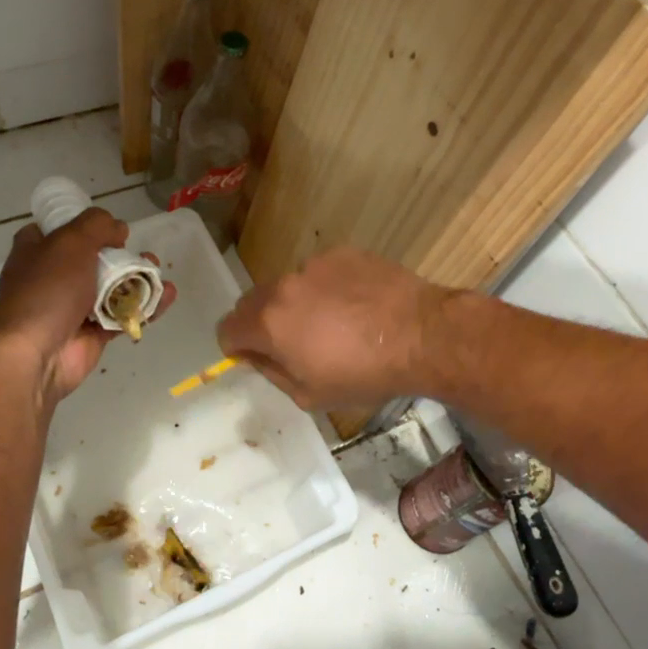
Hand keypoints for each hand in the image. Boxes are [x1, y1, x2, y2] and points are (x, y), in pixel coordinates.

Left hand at [0, 208, 174, 403]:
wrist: (36, 355)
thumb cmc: (47, 290)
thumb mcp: (70, 242)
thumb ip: (97, 225)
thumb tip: (118, 229)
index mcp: (35, 251)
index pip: (58, 229)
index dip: (84, 225)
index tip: (109, 227)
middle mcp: (51, 276)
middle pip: (92, 258)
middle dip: (121, 254)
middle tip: (143, 254)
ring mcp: (72, 306)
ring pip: (111, 287)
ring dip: (137, 279)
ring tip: (158, 272)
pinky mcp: (92, 332)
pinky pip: (123, 314)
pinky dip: (144, 306)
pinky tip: (166, 296)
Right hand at [216, 247, 452, 410]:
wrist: (421, 335)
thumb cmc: (364, 374)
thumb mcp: (310, 395)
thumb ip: (272, 373)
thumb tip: (256, 357)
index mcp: (268, 323)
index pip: (226, 329)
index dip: (236, 347)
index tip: (256, 357)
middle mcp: (282, 286)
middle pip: (251, 302)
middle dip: (262, 323)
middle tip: (294, 343)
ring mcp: (313, 265)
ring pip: (288, 285)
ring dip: (296, 303)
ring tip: (333, 323)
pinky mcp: (342, 253)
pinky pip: (320, 271)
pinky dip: (327, 287)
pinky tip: (356, 305)